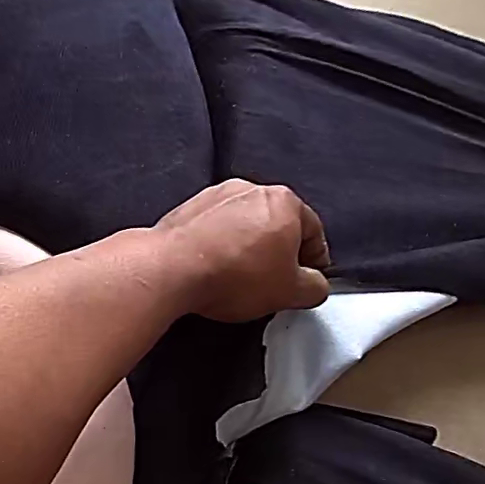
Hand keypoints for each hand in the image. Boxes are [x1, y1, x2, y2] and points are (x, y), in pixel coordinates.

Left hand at [151, 180, 330, 321]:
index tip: (309, 276)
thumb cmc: (230, 274)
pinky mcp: (183, 213)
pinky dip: (212, 250)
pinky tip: (208, 273)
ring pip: (238, 228)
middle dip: (274, 254)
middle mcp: (247, 190)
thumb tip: (314, 287)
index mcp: (284, 201)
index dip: (314, 259)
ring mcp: (211, 199)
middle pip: (272, 226)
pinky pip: (207, 234)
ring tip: (236, 280)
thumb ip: (312, 288)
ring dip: (241, 251)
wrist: (169, 271)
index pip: (311, 231)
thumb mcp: (289, 292)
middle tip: (271, 283)